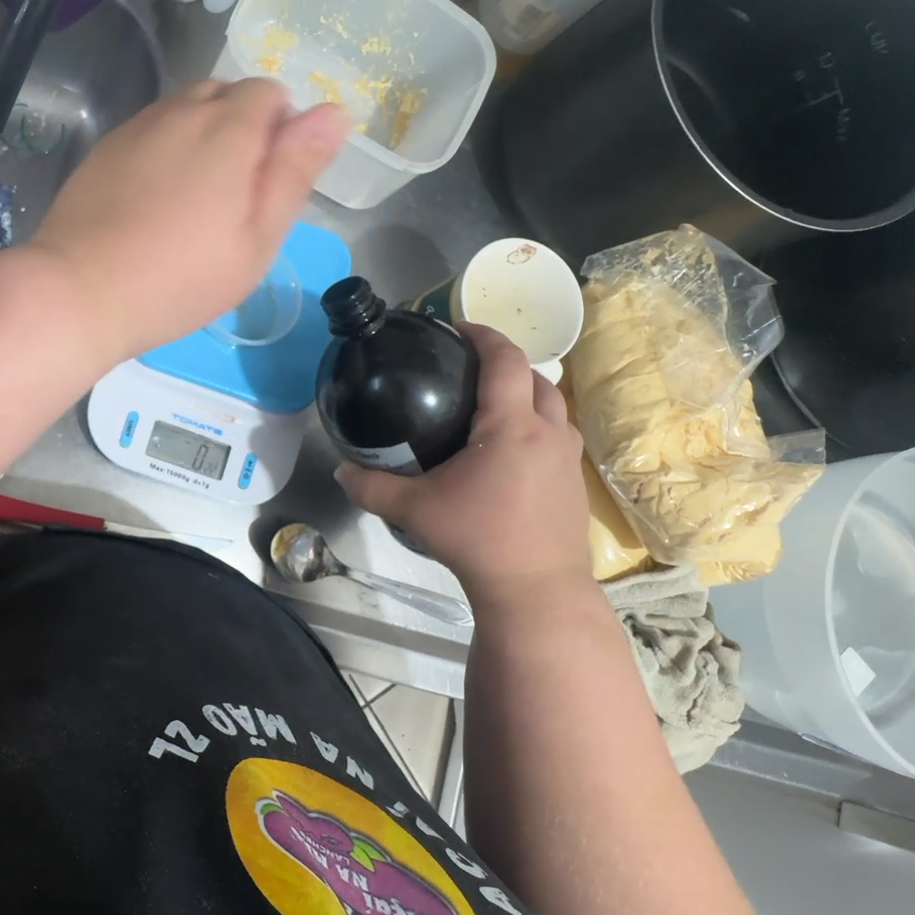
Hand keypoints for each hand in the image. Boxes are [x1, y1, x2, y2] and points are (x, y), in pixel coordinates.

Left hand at [28, 79, 347, 355]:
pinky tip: (150, 202)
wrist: (79, 293)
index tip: (264, 186)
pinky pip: (146, 134)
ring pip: (181, 112)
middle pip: (224, 95)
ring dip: (197, 139)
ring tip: (188, 201)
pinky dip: (160, 153)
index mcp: (229, 128)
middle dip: (238, 130)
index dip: (278, 133)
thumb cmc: (178, 280)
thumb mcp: (256, 240)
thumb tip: (334, 112)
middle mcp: (180, 112)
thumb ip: (294, 171)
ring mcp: (134, 129)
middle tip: (229, 198)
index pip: (270, 94)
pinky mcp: (101, 151)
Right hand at [334, 323, 590, 601]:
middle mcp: (547, 433)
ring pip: (552, 408)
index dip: (484, 335)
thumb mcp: (412, 510)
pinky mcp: (572, 483)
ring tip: (487, 409)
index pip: (506, 361)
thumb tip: (341, 470)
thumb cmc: (476, 538)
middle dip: (506, 365)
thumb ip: (371, 487)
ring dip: (524, 396)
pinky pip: (555, 436)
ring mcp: (567, 458)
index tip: (458, 328)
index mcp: (511, 427)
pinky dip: (533, 427)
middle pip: (536, 379)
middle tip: (468, 371)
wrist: (534, 586)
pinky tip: (504, 452)